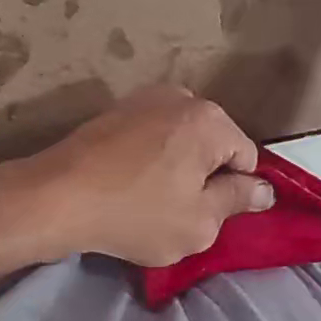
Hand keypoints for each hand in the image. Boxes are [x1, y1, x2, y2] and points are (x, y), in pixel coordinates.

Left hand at [11, 86, 273, 267]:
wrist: (55, 196)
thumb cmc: (135, 213)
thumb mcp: (199, 223)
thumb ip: (238, 201)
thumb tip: (264, 189)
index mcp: (211, 120)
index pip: (246, 159)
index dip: (234, 193)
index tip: (208, 216)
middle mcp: (183, 96)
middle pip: (214, 144)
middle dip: (205, 176)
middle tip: (178, 211)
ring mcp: (146, 98)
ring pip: (182, 139)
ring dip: (177, 166)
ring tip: (149, 198)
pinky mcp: (117, 108)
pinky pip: (152, 135)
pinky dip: (150, 157)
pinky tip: (128, 183)